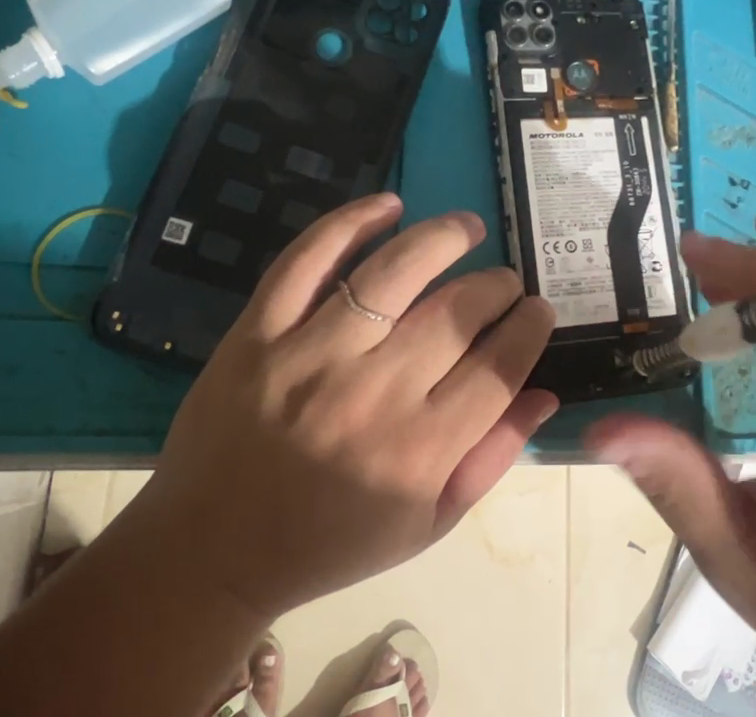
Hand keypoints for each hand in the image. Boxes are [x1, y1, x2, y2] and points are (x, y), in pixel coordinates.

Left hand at [142, 193, 558, 617]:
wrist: (211, 550)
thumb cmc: (329, 543)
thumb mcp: (426, 524)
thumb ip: (489, 459)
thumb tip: (543, 393)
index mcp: (419, 450)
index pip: (500, 366)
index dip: (531, 327)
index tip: (537, 310)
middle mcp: (372, 394)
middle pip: (458, 311)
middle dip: (497, 285)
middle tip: (504, 281)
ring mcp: (309, 356)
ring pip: (393, 271)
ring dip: (443, 237)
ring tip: (467, 227)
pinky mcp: (258, 333)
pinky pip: (306, 260)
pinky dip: (349, 222)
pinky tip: (388, 205)